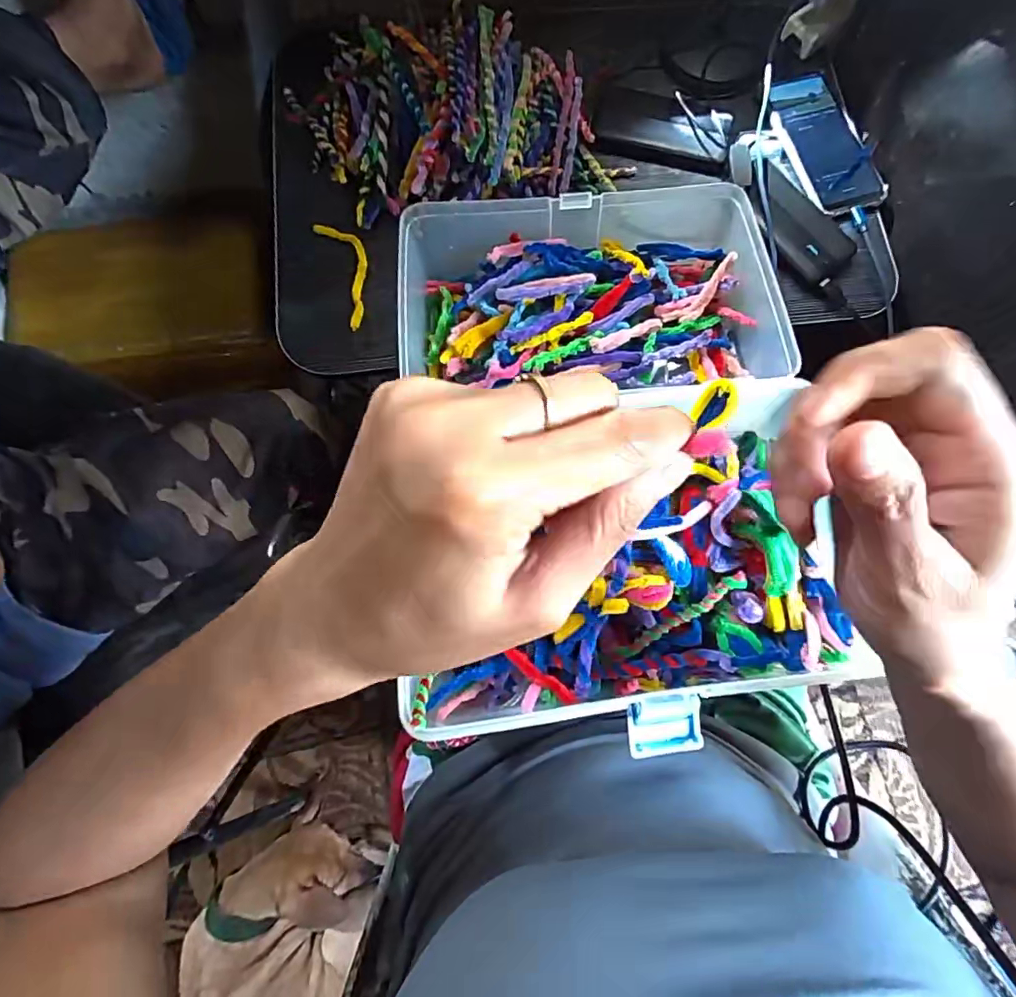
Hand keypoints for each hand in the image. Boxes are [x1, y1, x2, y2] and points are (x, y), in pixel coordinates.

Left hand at [269, 374, 693, 691]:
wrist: (331, 604)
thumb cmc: (438, 626)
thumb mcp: (538, 602)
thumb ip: (607, 526)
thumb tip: (668, 463)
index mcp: (487, 494)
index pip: (605, 442)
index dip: (655, 435)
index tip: (685, 433)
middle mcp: (451, 427)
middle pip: (581, 392)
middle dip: (605, 430)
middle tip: (583, 486)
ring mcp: (420, 399)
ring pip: (542, 391)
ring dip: (552, 432)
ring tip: (516, 487)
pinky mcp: (403, 389)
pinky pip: (494, 394)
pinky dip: (505, 428)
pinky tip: (473, 470)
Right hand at [773, 329, 1015, 689]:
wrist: (929, 653)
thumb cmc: (934, 629)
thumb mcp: (911, 581)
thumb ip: (890, 508)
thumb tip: (855, 436)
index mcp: (991, 458)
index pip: (937, 366)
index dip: (867, 373)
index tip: (811, 423)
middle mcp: (954, 436)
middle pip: (876, 374)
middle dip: (818, 422)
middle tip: (800, 486)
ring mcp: (912, 442)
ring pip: (836, 402)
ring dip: (798, 450)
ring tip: (799, 514)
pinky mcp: (875, 454)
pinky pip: (820, 431)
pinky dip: (795, 465)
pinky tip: (801, 512)